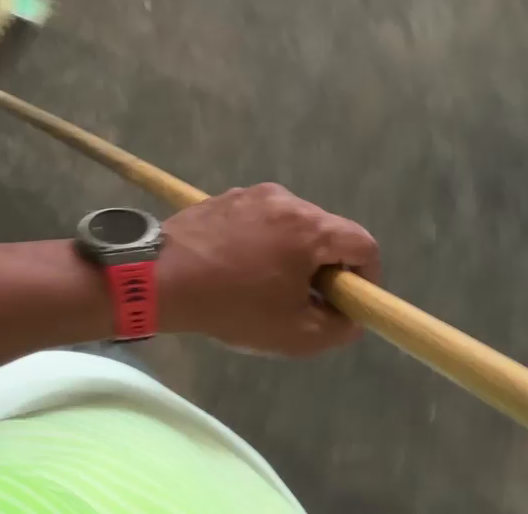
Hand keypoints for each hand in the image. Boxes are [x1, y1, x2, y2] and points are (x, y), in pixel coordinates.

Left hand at [155, 183, 380, 356]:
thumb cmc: (232, 304)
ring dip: (291, 254)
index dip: (366, 277)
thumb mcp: (297, 334)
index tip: (347, 303)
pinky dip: (262, 242)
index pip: (363, 243)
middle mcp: (282, 198)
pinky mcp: (223, 197)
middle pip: (326, 231)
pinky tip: (238, 269)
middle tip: (305, 300)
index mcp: (308, 225)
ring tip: (266, 286)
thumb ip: (339, 326)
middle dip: (326, 266)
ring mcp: (249, 193)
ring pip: (291, 225)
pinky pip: (260, 220)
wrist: (160, 276)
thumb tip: (347, 313)